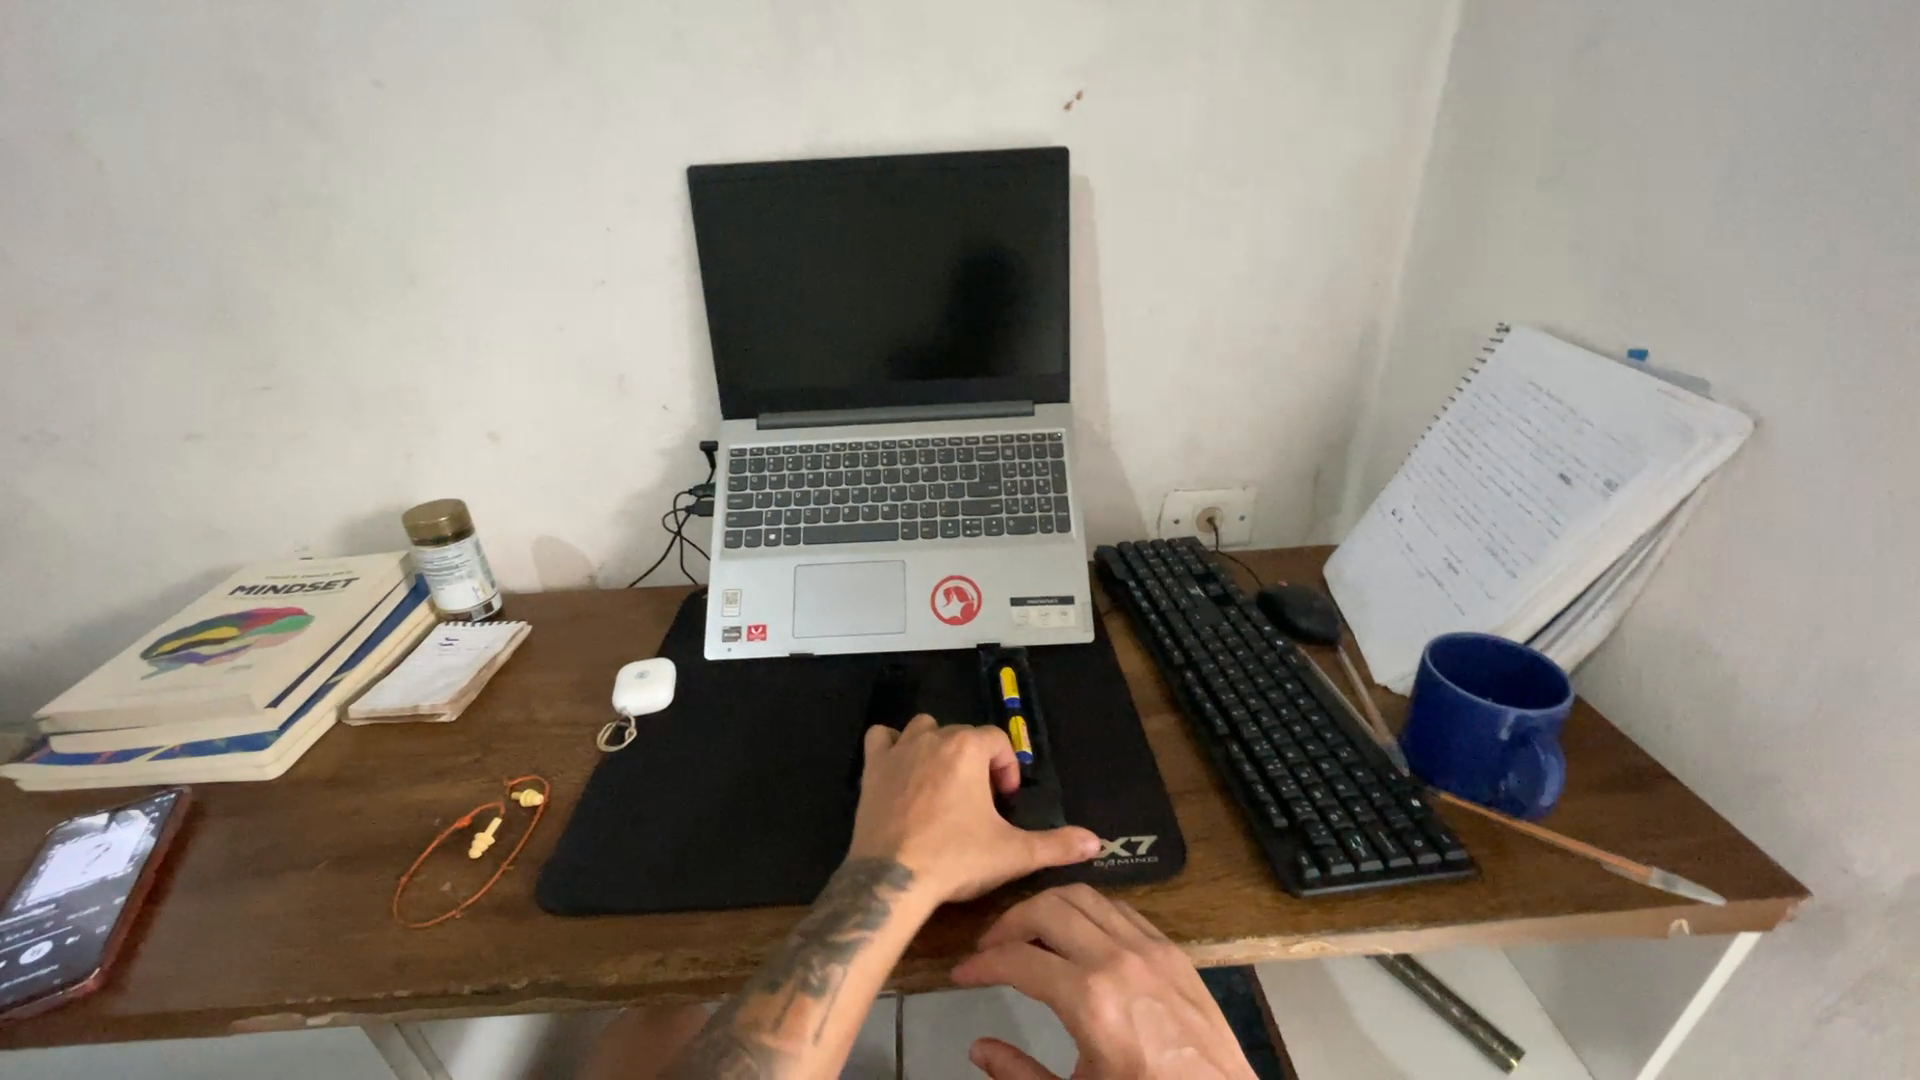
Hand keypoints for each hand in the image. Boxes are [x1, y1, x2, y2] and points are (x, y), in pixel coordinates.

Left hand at [849, 715, 1099, 904]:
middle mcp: (934, 738)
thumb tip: (1096, 842)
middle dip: (976, 762)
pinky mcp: (872, 767)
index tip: (1005, 801)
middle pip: (963, 736)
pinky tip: (902, 770)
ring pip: (924, 729)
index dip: (1006, 767)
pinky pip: (882, 738)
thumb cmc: (956, 859)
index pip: (997, 740)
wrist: (892, 879)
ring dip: (937, 747)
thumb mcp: (1013, 853)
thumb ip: (1056, 844)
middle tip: (979, 803)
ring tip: (944, 783)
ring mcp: (899, 750)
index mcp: (969, 748)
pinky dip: (893, 746)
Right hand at [951, 885, 1254, 1079]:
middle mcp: (1117, 959)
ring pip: (1083, 895)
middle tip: (991, 949)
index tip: (962, 973)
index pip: (1018, 960)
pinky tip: (1076, 935)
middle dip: (1009, 923)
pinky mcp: (1172, 949)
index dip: (982, 964)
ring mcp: (1149, 948)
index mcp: (1090, 1001)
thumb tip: (979, 1049)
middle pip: (1046, 908)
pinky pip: (1118, 908)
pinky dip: (1087, 910)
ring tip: (1028, 934)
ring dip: (1047, 907)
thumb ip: (1020, 1076)